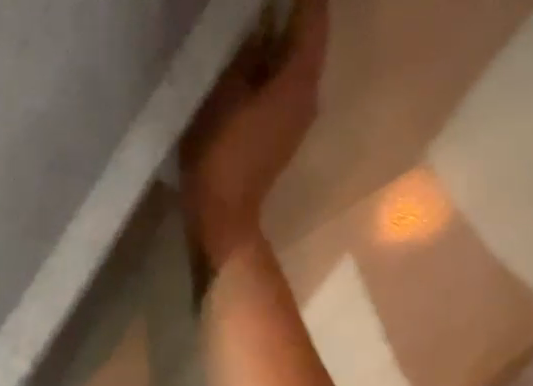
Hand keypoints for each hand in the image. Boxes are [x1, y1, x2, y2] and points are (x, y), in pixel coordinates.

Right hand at [181, 0, 327, 265]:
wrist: (223, 216)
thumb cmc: (220, 155)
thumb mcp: (222, 97)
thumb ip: (243, 61)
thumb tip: (258, 35)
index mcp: (298, 81)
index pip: (313, 21)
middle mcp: (309, 96)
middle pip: (309, 43)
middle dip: (293, 17)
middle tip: (271, 4)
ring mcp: (299, 120)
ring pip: (297, 67)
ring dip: (281, 45)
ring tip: (257, 24)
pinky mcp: (284, 136)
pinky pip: (285, 90)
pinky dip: (273, 71)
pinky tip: (252, 64)